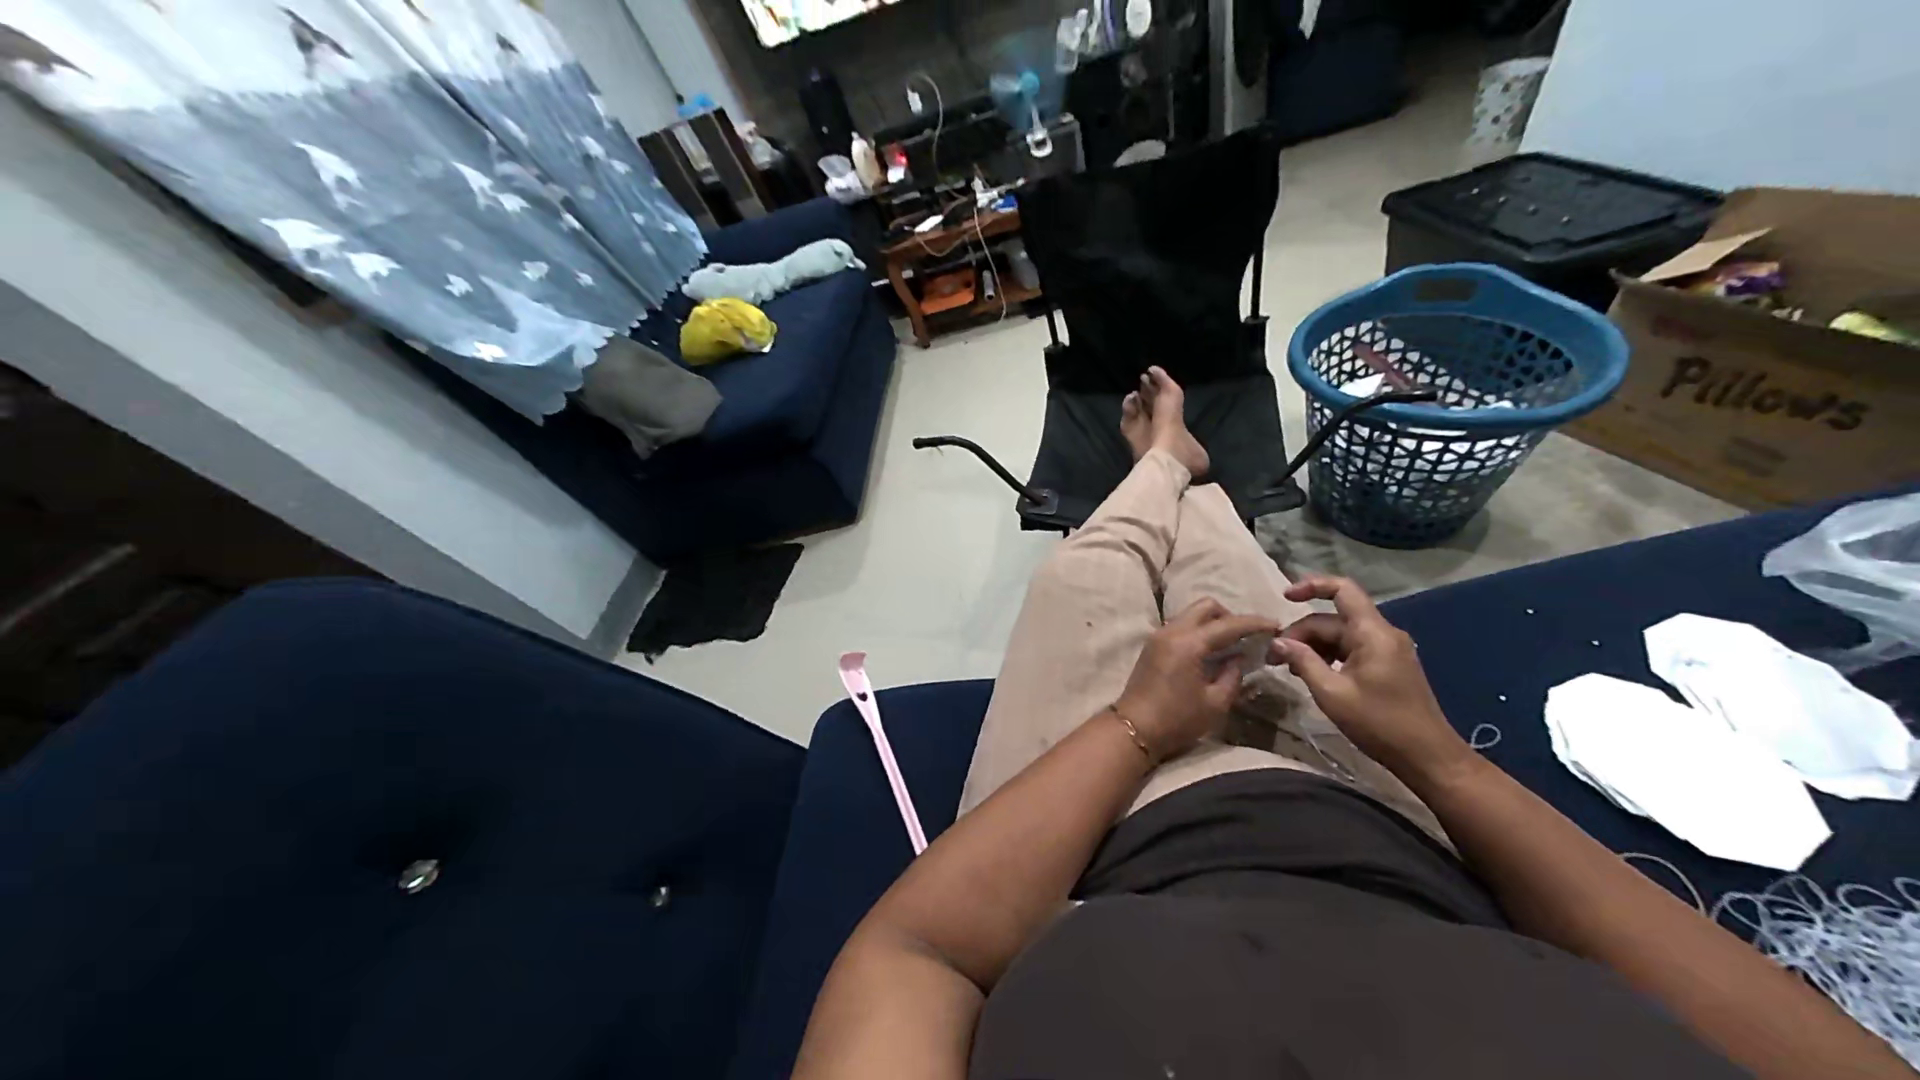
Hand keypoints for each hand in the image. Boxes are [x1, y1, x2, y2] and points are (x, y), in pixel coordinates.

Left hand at [1113, 599, 1279, 761]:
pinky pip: (1181, 626)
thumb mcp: (1215, 703)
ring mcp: (1159, 636)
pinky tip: (1211, 651)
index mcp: (1188, 643)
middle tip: (1248, 637)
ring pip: (1191, 614)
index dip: (1254, 623)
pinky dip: (1198, 630)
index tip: (1275, 625)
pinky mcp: (1152, 645)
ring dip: (1213, 623)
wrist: (1133, 729)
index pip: (1228, 624)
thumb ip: (1233, 675)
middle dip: (1231, 616)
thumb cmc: (1177, 720)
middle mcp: (1171, 631)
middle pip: (1206, 607)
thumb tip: (1239, 658)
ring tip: (1231, 645)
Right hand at [1270, 576, 1472, 779]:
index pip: (1343, 590)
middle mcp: (1382, 633)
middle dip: (1301, 633)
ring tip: (1288, 668)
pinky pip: (1350, 648)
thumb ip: (1303, 661)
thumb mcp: (1332, 693)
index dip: (1312, 586)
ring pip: (1339, 634)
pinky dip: (1327, 655)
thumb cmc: (1379, 724)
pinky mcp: (1386, 664)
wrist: (1427, 757)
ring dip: (1311, 646)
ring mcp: (1386, 649)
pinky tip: (1311, 673)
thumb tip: (1277, 642)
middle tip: (1274, 658)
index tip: (1284, 598)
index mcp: (1373, 634)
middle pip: (1332, 619)